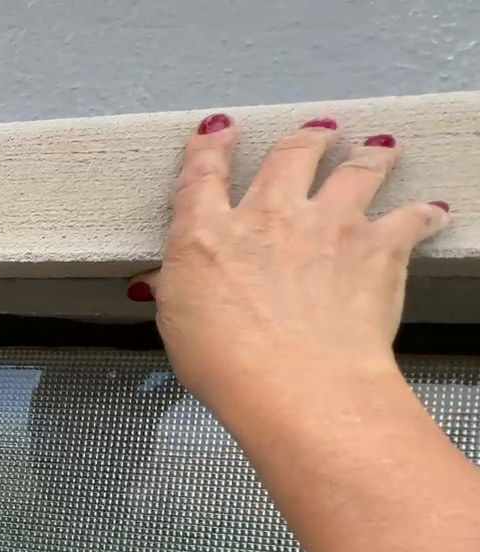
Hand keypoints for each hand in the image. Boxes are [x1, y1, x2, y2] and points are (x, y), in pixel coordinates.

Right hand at [134, 114, 450, 430]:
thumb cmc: (220, 359)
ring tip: (373, 152)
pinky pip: (415, 214)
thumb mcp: (174, 320)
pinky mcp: (382, 243)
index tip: (216, 128)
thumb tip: (170, 279)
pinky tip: (426, 214)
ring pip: (361, 165)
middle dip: (301, 141)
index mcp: (204, 238)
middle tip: (309, 138)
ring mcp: (330, 225)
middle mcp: (267, 217)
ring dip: (367, 156)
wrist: (292, 378)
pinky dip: (421, 213)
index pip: (201, 175)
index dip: (208, 146)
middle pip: (291, 153)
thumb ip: (178, 284)